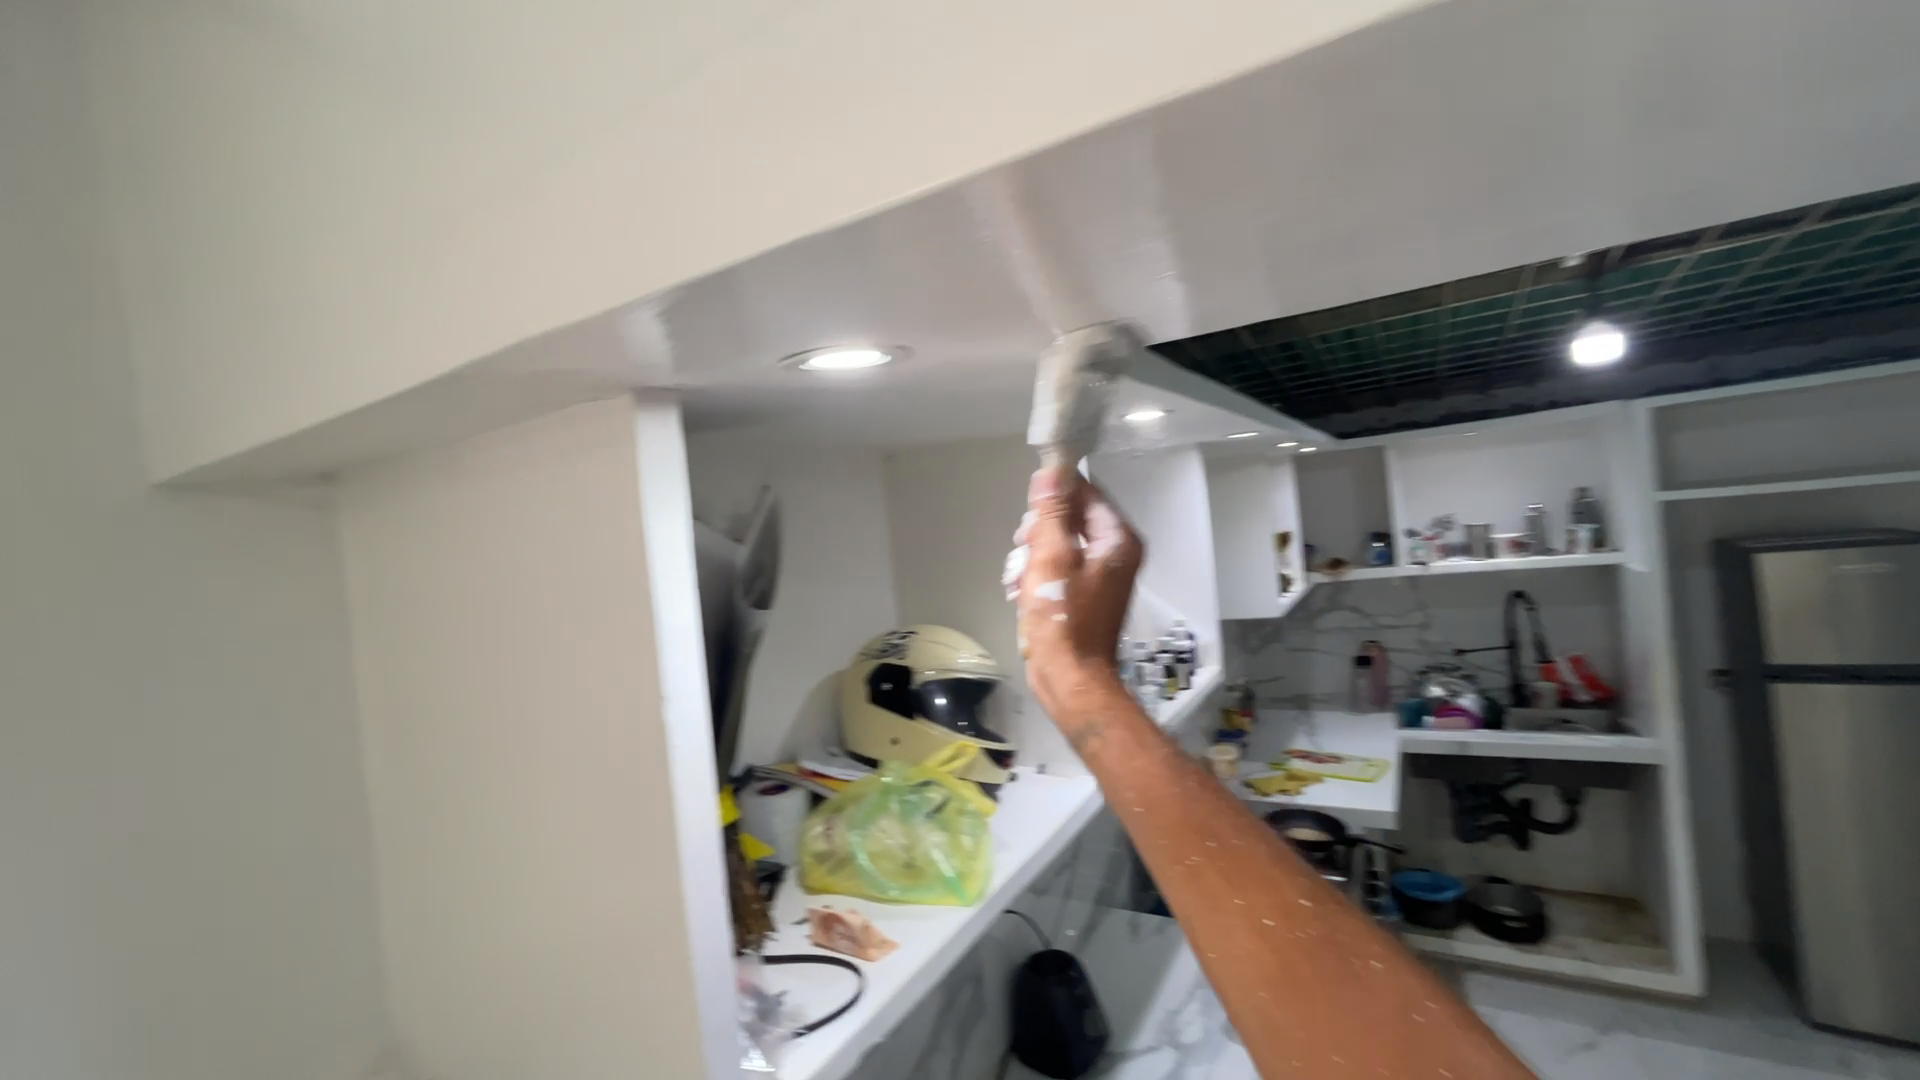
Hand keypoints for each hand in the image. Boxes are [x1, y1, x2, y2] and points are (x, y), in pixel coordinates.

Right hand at [1014, 466, 1143, 721]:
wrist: (1070, 678)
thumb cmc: (1063, 619)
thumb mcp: (1052, 556)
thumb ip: (1052, 511)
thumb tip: (1051, 470)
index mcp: (1117, 539)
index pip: (1085, 493)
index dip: (1054, 495)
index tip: (1027, 512)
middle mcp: (1116, 553)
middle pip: (1070, 518)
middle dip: (1038, 533)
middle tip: (1021, 551)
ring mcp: (1101, 576)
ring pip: (1058, 545)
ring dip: (1032, 557)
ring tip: (1018, 580)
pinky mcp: (1084, 595)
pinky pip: (1057, 569)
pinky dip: (1037, 577)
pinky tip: (1020, 593)